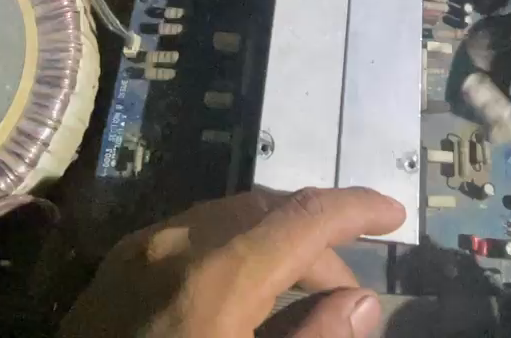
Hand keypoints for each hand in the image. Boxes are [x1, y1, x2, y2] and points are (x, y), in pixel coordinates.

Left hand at [60, 187, 403, 337]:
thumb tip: (362, 301)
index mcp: (215, 278)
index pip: (305, 217)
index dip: (356, 208)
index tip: (394, 215)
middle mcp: (177, 244)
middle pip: (269, 210)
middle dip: (317, 239)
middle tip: (348, 294)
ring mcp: (140, 248)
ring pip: (230, 216)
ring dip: (275, 241)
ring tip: (298, 296)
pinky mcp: (115, 265)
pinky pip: (193, 232)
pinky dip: (234, 246)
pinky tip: (240, 290)